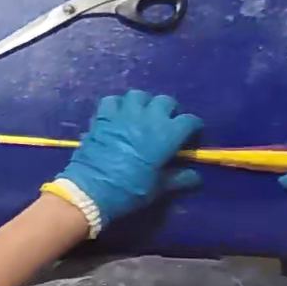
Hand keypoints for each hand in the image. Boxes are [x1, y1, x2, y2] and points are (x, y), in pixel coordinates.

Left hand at [54, 90, 202, 225]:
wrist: (91, 189)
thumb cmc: (129, 190)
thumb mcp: (158, 189)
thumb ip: (178, 179)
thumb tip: (196, 177)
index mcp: (167, 134)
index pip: (189, 121)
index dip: (192, 128)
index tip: (189, 136)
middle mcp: (148, 118)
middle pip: (165, 101)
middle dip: (169, 111)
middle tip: (164, 125)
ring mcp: (124, 114)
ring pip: (139, 95)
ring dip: (143, 103)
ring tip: (141, 115)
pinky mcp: (103, 116)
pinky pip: (112, 100)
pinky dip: (116, 105)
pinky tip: (117, 116)